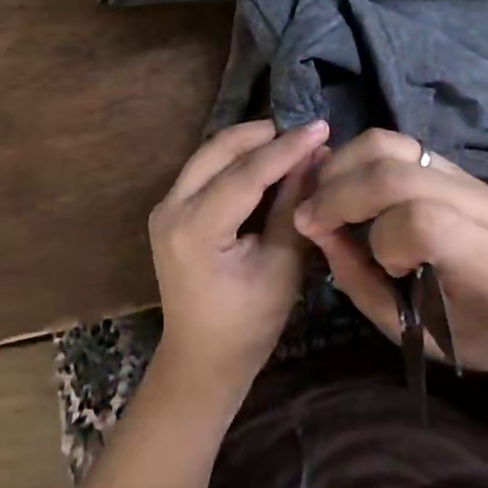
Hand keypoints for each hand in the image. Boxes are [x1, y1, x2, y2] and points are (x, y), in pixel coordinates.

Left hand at [149, 119, 329, 391]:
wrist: (200, 359)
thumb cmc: (247, 324)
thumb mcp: (282, 266)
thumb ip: (293, 207)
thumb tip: (315, 157)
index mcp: (196, 230)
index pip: (247, 173)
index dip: (288, 148)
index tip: (321, 127)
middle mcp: (171, 208)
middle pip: (220, 150)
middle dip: (265, 134)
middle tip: (306, 131)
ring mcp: (165, 206)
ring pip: (210, 153)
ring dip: (250, 142)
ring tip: (291, 140)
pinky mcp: (170, 208)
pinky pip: (205, 167)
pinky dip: (237, 157)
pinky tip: (267, 157)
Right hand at [293, 130, 487, 374]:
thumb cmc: (482, 335)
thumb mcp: (420, 335)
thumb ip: (363, 282)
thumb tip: (316, 230)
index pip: (424, 221)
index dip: (382, 238)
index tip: (367, 260)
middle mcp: (481, 203)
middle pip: (398, 170)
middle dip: (340, 191)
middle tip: (308, 218)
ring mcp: (468, 175)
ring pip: (392, 143)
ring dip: (345, 164)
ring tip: (323, 196)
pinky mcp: (453, 164)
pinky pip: (398, 145)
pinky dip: (360, 160)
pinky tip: (347, 185)